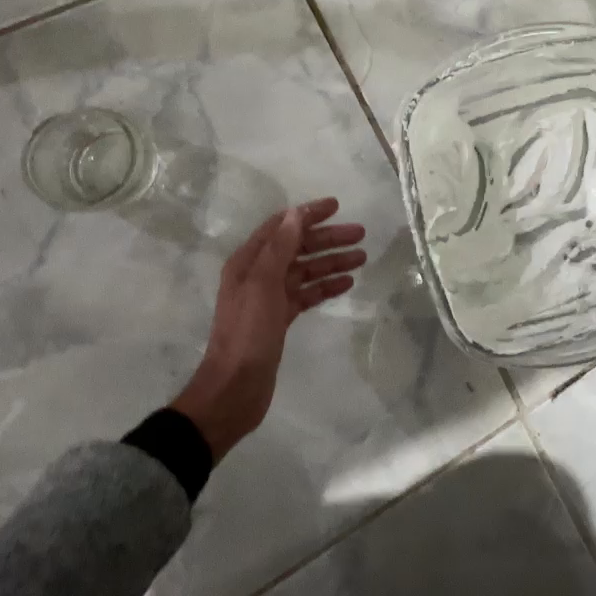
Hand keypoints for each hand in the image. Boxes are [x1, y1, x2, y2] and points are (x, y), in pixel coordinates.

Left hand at [170, 198, 366, 459]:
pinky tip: (346, 283)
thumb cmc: (248, 333)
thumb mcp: (263, 285)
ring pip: (306, 270)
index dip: (308, 214)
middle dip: (328, 238)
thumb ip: (279, 248)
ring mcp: (269, 298)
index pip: (281, 226)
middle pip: (297, 247)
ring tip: (361, 258)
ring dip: (332, 261)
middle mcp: (257, 275)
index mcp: (248, 262)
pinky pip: (307, 293)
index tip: (337, 206)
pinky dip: (326, 286)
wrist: (234, 389)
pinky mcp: (280, 319)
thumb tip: (296, 214)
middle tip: (360, 234)